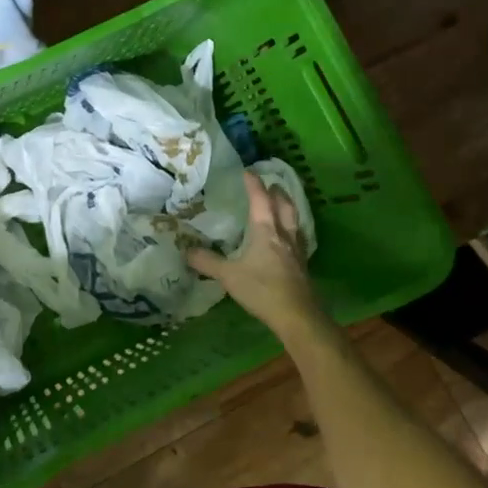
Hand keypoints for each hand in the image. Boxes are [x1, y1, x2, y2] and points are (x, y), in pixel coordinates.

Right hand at [188, 172, 325, 339]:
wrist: (297, 315)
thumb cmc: (262, 289)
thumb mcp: (228, 276)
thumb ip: (207, 262)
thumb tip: (186, 251)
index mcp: (266, 232)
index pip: (260, 201)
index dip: (254, 185)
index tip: (248, 172)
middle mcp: (284, 236)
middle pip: (285, 207)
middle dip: (278, 193)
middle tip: (272, 184)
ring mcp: (296, 251)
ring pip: (295, 221)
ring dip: (289, 208)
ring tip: (283, 204)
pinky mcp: (301, 265)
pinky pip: (298, 238)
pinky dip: (293, 230)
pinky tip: (289, 238)